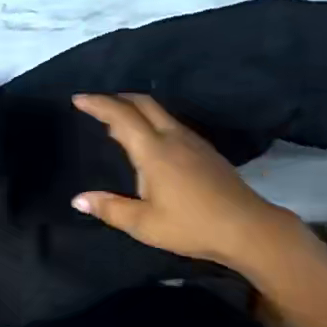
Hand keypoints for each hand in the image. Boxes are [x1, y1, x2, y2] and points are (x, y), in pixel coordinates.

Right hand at [71, 93, 306, 268]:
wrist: (248, 228)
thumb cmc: (192, 226)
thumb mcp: (144, 224)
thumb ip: (110, 208)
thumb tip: (78, 199)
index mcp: (154, 151)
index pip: (121, 116)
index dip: (98, 104)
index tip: (78, 98)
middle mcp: (173, 137)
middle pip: (143, 103)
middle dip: (117, 98)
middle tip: (96, 105)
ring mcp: (193, 141)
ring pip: (160, 112)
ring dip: (136, 109)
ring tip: (118, 122)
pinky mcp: (206, 150)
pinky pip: (171, 123)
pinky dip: (152, 121)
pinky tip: (150, 141)